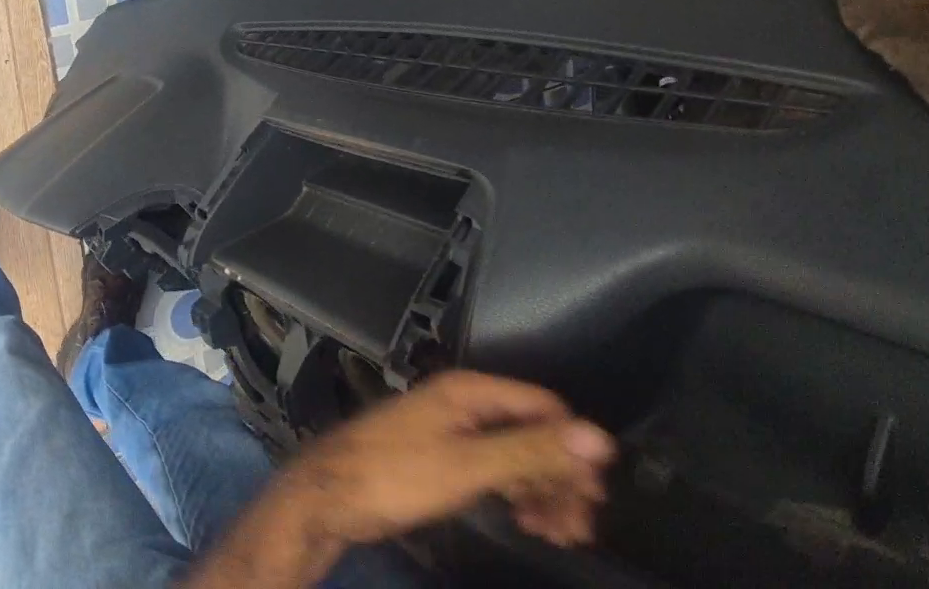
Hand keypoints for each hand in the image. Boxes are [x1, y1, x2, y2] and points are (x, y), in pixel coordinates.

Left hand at [289, 369, 615, 546]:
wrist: (329, 498)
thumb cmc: (395, 476)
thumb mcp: (468, 466)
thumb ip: (530, 451)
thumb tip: (599, 436)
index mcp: (469, 392)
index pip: (544, 407)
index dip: (574, 447)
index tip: (595, 496)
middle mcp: (463, 403)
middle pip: (532, 432)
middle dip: (560, 477)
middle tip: (580, 528)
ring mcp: (451, 429)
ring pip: (514, 455)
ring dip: (542, 492)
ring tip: (560, 535)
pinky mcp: (441, 456)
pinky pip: (493, 469)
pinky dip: (516, 495)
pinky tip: (530, 525)